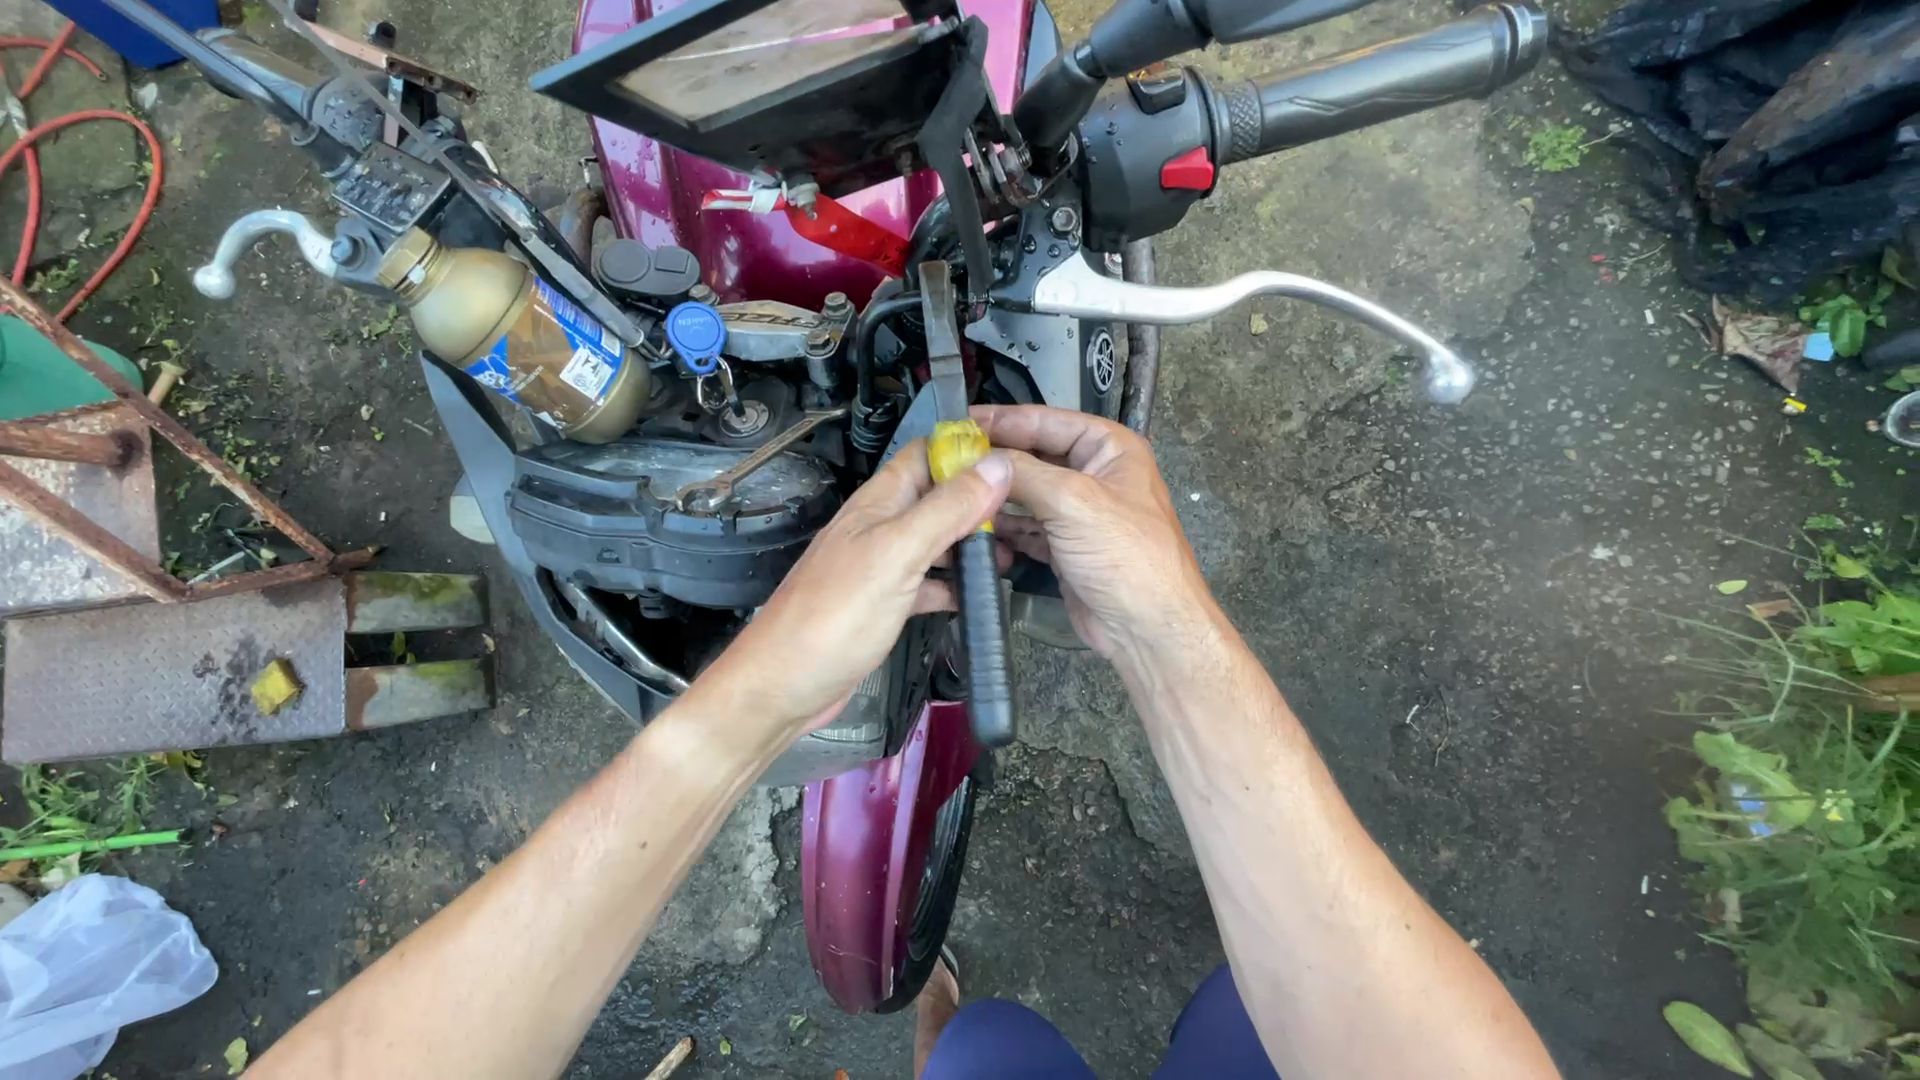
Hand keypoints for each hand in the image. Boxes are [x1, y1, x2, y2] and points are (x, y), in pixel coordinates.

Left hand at [684, 441, 1012, 749]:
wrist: (784, 685)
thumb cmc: (832, 618)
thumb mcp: (897, 554)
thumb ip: (946, 510)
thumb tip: (996, 466)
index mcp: (879, 503)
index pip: (926, 454)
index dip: (966, 448)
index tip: (1013, 456)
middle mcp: (880, 528)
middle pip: (936, 497)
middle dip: (978, 499)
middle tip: (1025, 511)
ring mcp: (882, 566)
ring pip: (935, 540)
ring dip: (970, 543)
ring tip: (1012, 552)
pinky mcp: (884, 603)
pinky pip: (927, 583)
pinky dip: (953, 585)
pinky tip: (977, 596)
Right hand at [974, 405, 1212, 664]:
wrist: (1146, 628)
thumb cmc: (1126, 555)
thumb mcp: (1073, 501)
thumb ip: (1023, 472)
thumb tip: (980, 458)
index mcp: (1110, 449)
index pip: (1048, 421)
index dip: (1004, 420)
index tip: (961, 422)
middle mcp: (1095, 474)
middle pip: (1034, 456)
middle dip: (995, 461)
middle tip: (949, 459)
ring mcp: (1079, 513)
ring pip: (1027, 494)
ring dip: (995, 497)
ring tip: (955, 493)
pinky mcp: (1065, 546)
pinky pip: (1026, 528)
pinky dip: (1004, 529)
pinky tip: (976, 528)